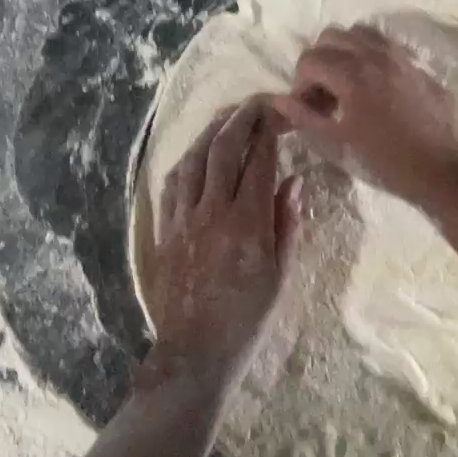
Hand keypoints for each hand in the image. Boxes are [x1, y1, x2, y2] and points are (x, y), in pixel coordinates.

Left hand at [146, 98, 303, 386]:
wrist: (195, 353)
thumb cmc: (247, 319)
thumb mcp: (279, 276)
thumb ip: (286, 224)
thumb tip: (293, 182)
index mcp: (247, 223)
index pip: (258, 162)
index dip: (269, 134)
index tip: (278, 115)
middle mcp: (212, 211)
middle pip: (224, 150)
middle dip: (241, 120)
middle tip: (255, 103)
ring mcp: (183, 218)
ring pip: (194, 159)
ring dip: (211, 132)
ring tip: (226, 117)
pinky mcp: (164, 229)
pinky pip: (173, 183)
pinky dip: (187, 160)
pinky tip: (195, 153)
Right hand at [273, 25, 457, 209]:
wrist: (445, 170)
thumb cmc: (387, 162)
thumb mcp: (337, 146)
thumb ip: (304, 118)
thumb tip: (278, 100)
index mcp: (352, 75)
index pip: (309, 59)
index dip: (300, 83)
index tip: (308, 109)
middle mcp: (374, 55)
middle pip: (331, 36)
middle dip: (318, 61)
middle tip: (323, 94)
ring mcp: (399, 56)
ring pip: (359, 33)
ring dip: (344, 51)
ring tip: (346, 84)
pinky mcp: (416, 65)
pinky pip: (384, 44)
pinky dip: (368, 54)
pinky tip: (372, 87)